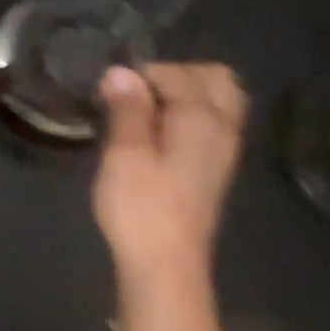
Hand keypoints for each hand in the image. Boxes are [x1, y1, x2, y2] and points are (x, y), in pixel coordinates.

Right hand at [94, 63, 248, 277]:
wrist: (166, 258)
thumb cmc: (139, 206)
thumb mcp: (124, 156)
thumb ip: (127, 111)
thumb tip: (121, 72)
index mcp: (201, 118)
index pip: (178, 74)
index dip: (140, 73)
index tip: (105, 86)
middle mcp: (223, 126)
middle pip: (214, 78)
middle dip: (173, 75)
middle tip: (129, 94)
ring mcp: (224, 147)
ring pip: (217, 99)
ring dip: (182, 93)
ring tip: (139, 111)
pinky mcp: (215, 165)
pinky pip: (212, 120)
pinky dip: (187, 113)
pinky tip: (154, 132)